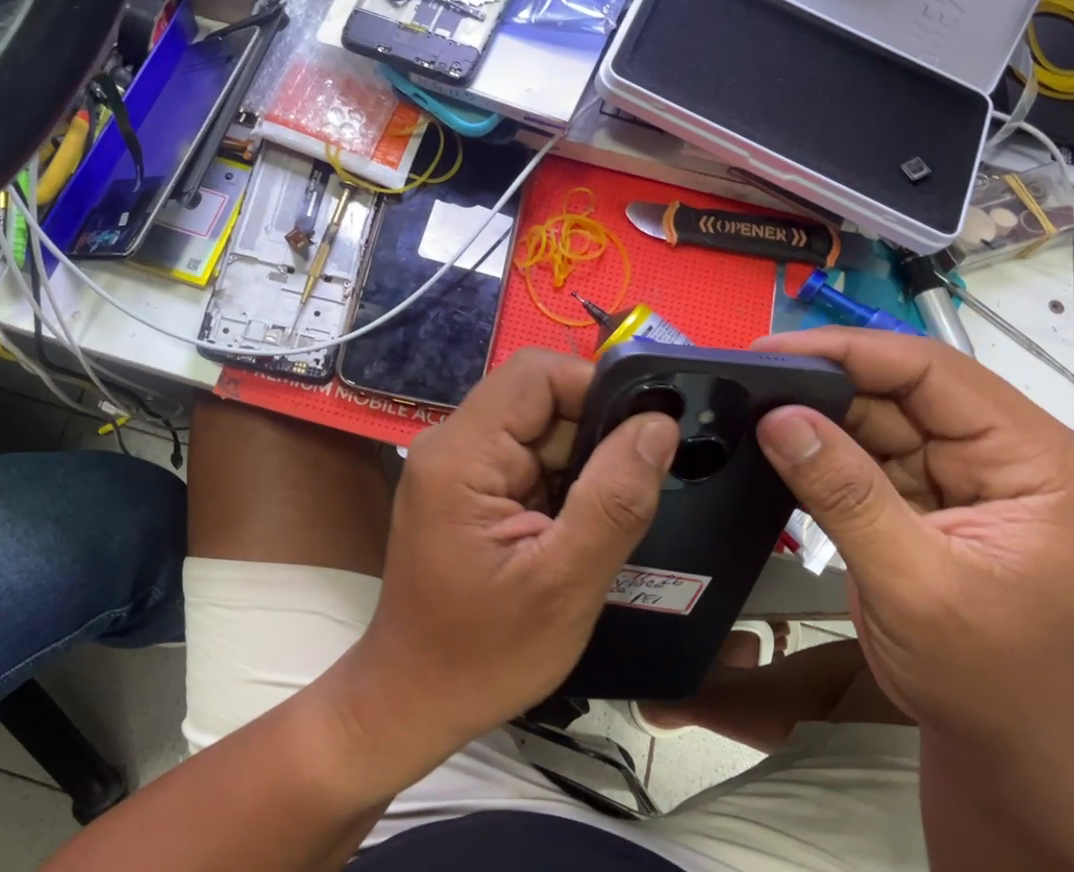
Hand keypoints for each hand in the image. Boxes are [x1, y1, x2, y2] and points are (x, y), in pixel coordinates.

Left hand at [335, 349, 680, 769]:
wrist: (415, 698)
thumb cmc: (483, 653)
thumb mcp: (563, 582)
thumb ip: (613, 500)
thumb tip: (658, 425)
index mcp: (461, 455)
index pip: (536, 374)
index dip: (597, 389)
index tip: (648, 433)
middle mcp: (452, 446)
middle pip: (538, 400)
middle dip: (594, 436)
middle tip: (636, 491)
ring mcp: (456, 470)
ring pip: (539, 433)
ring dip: (582, 467)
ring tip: (609, 519)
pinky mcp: (466, 494)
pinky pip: (526, 464)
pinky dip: (562, 487)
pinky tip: (579, 530)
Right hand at [750, 328, 1073, 744]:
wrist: (1013, 752)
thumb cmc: (993, 677)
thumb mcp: (917, 583)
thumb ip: (846, 495)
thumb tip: (777, 419)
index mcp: (1033, 457)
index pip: (933, 373)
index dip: (849, 352)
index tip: (768, 350)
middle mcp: (1000, 454)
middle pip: (900, 393)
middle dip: (822, 386)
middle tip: (743, 380)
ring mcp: (960, 479)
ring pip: (874, 424)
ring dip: (814, 420)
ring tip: (746, 408)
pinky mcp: (923, 504)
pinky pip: (863, 463)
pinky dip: (818, 456)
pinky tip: (772, 446)